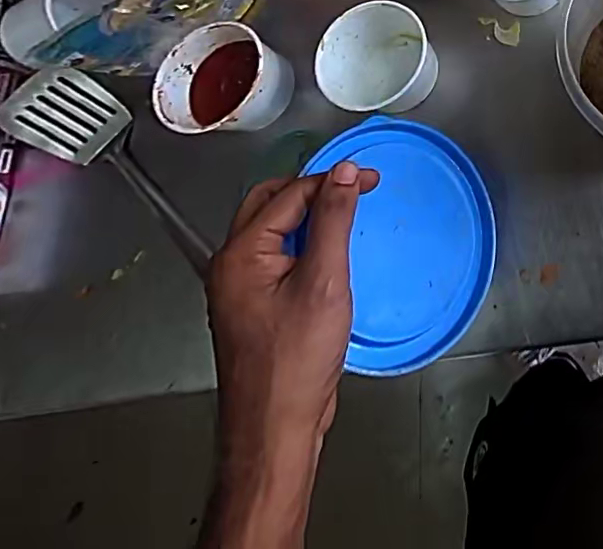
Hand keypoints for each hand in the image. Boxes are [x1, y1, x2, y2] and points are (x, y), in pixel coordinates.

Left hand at [202, 161, 377, 548]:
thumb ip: (333, 219)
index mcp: (241, 254)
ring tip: (345, 214)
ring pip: (274, 229)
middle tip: (353, 189)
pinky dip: (304, 242)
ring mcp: (241, 288)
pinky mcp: (256, 307)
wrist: (275, 430)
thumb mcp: (324, 280)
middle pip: (271, 203)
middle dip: (313, 189)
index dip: (332, 181)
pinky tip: (329, 253)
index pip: (290, 195)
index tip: (370, 179)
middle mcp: (232, 266)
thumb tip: (344, 173)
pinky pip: (278, 256)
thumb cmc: (295, 362)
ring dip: (308, 215)